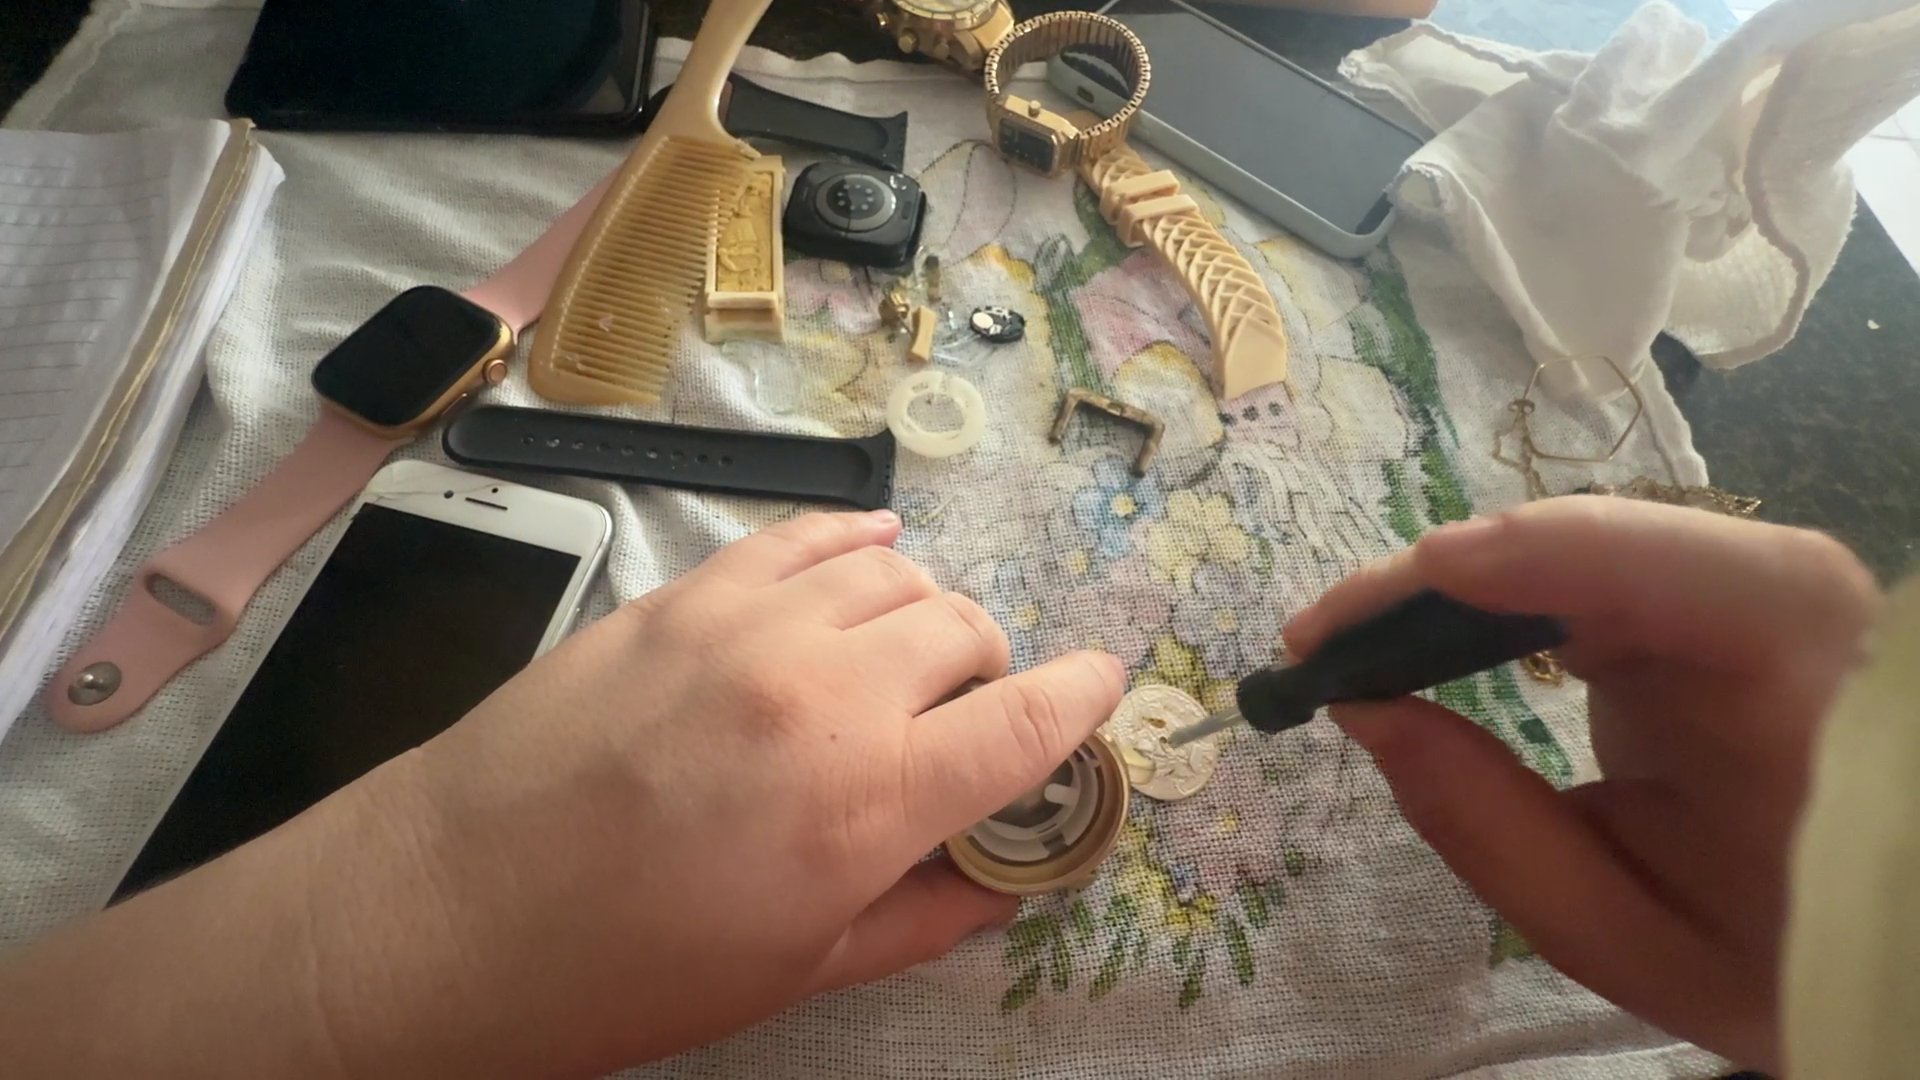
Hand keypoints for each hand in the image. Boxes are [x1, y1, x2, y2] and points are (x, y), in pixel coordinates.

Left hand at [308, 509, 1125, 1076]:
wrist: (442, 909)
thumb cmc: (626, 965)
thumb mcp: (798, 968)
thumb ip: (924, 914)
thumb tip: (1003, 878)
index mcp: (865, 803)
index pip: (1023, 725)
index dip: (1082, 698)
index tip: (1103, 682)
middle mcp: (825, 693)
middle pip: (967, 630)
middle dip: (991, 664)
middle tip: (963, 703)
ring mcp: (754, 626)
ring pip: (899, 575)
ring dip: (925, 610)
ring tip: (903, 648)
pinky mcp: (692, 594)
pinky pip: (808, 536)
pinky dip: (859, 539)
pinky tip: (875, 550)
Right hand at [1284, 496, 1878, 1071]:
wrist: (1869, 932)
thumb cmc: (1761, 956)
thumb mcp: (1615, 931)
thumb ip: (1480, 824)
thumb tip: (1361, 704)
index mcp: (1816, 720)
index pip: (1706, 585)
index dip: (1560, 550)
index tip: (1426, 567)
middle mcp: (1799, 626)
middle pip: (1607, 544)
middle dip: (1445, 579)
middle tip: (1323, 635)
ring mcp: (1751, 597)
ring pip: (1582, 542)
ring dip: (1450, 582)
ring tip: (1350, 634)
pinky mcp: (1706, 593)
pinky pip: (1580, 563)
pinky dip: (1486, 588)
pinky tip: (1423, 622)